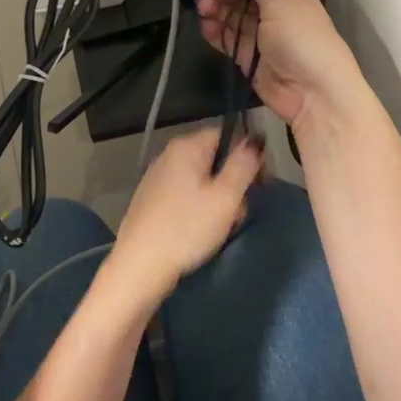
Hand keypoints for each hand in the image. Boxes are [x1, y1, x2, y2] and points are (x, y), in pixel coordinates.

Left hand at [109, 129, 263, 297]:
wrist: (140, 265)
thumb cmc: (187, 228)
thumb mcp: (226, 196)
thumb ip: (244, 164)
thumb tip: (255, 139)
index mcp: (186, 147)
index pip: (227, 135)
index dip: (248, 156)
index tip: (260, 184)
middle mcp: (169, 155)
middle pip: (215, 160)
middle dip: (233, 184)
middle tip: (238, 212)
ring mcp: (158, 178)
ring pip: (202, 181)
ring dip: (219, 201)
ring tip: (221, 227)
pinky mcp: (152, 201)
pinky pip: (186, 196)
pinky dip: (199, 210)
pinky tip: (200, 233)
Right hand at [196, 0, 363, 130]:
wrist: (311, 90)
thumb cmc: (300, 37)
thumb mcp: (283, 0)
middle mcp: (275, 13)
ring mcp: (261, 37)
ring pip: (234, 17)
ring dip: (217, 10)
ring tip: (202, 8)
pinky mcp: (249, 59)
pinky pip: (228, 41)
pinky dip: (215, 32)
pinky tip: (204, 26)